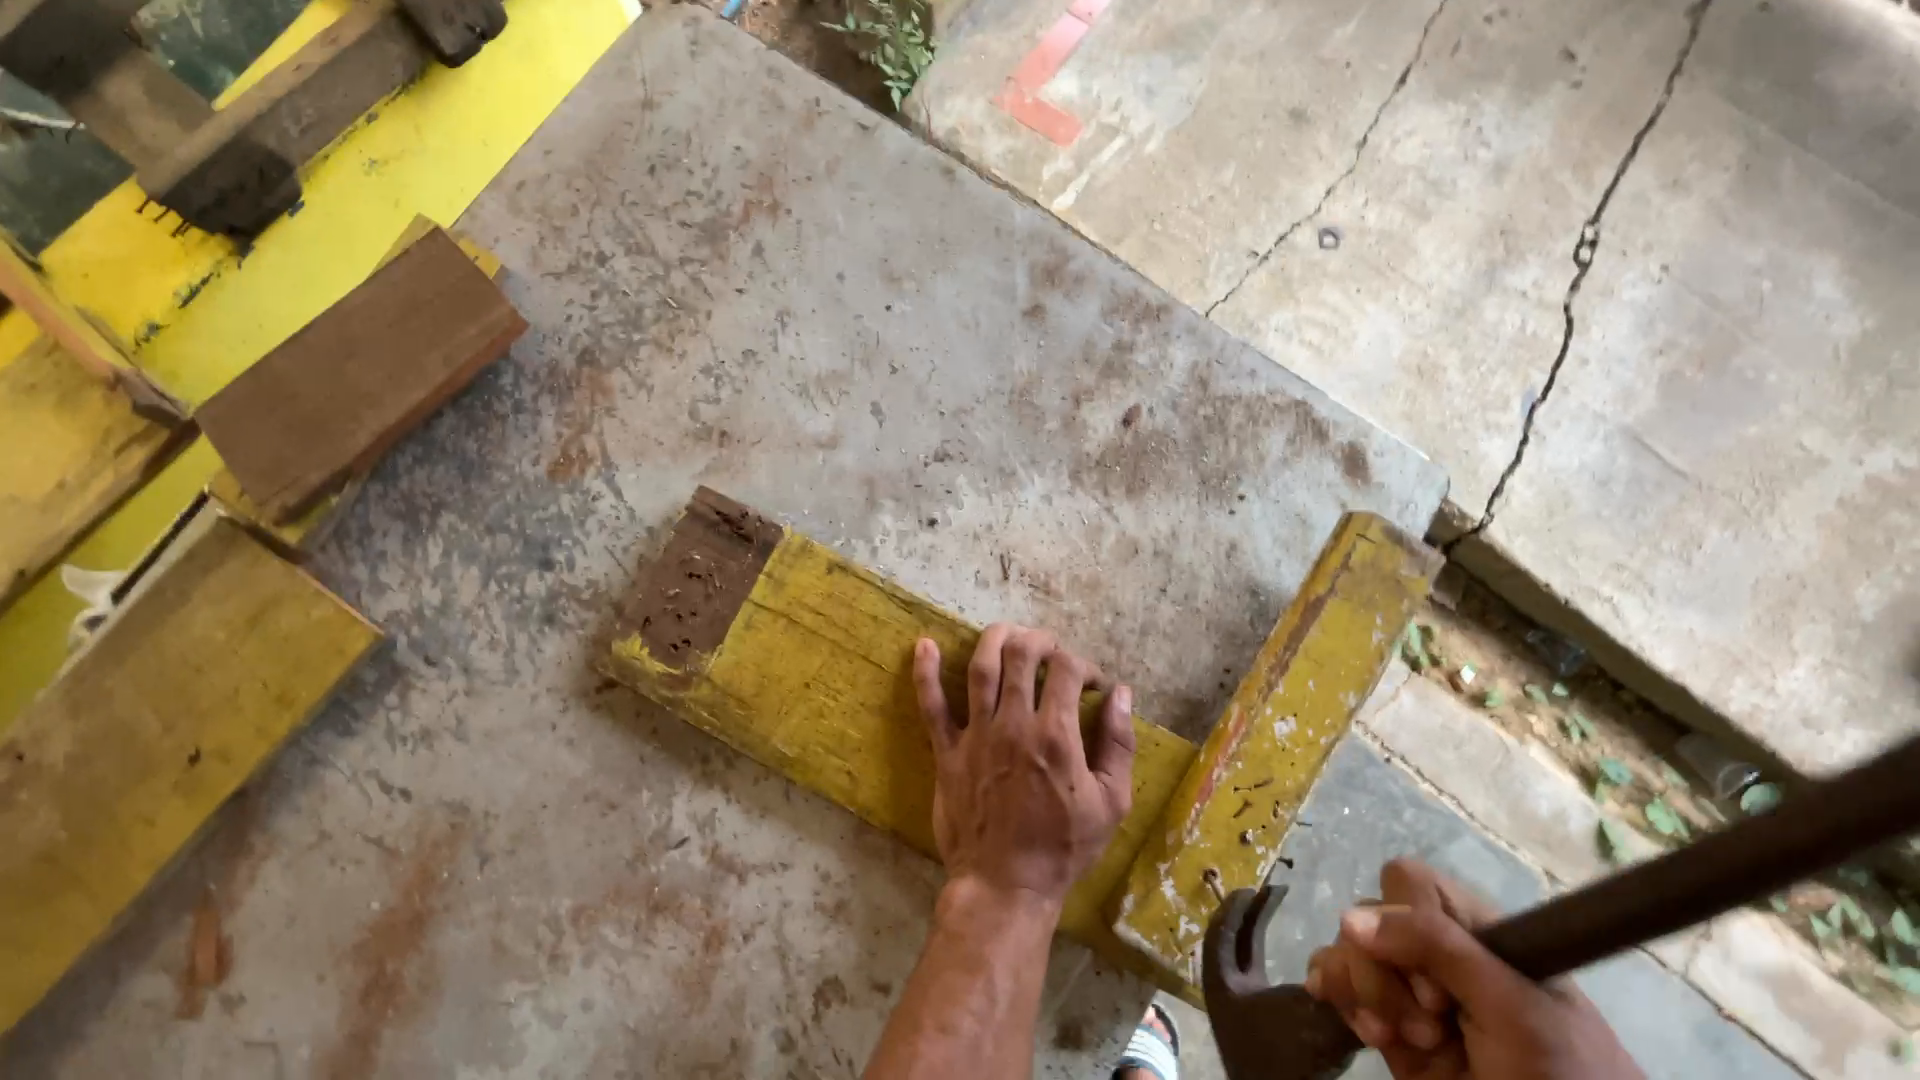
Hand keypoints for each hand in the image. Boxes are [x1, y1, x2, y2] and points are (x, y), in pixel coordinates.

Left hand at [910, 624, 1135, 906]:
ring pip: (980, 667)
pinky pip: (930, 706)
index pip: (1068, 669)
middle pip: (1022, 654)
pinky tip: (924, 645)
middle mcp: (1014, 725)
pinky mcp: (947, 752)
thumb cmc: (1063, 848)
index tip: (1092, 683)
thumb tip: (1121, 694)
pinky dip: (925, 673)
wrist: (1006, 885)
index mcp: (1056, 736)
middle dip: (1040, 640)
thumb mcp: (1112, 802)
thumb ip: (1119, 744)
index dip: (1084, 665)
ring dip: (995, 639)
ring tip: (1008, 632)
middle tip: (1051, 652)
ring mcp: (976, 735)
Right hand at [1307, 859, 1644, 1079]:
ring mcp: (1405, 986)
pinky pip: (1333, 981)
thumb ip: (1438, 949)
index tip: (1436, 990)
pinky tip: (1358, 1026)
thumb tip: (1347, 918)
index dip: (1405, 922)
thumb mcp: (1512, 1008)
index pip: (1408, 882)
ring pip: (1345, 950)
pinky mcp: (1383, 1021)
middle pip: (1367, 918)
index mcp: (1475, 928)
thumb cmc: (1557, 1073)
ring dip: (1361, 992)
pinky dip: (1335, 995)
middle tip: (1426, 1028)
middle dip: (1381, 973)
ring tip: (1391, 1038)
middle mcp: (1434, 950)